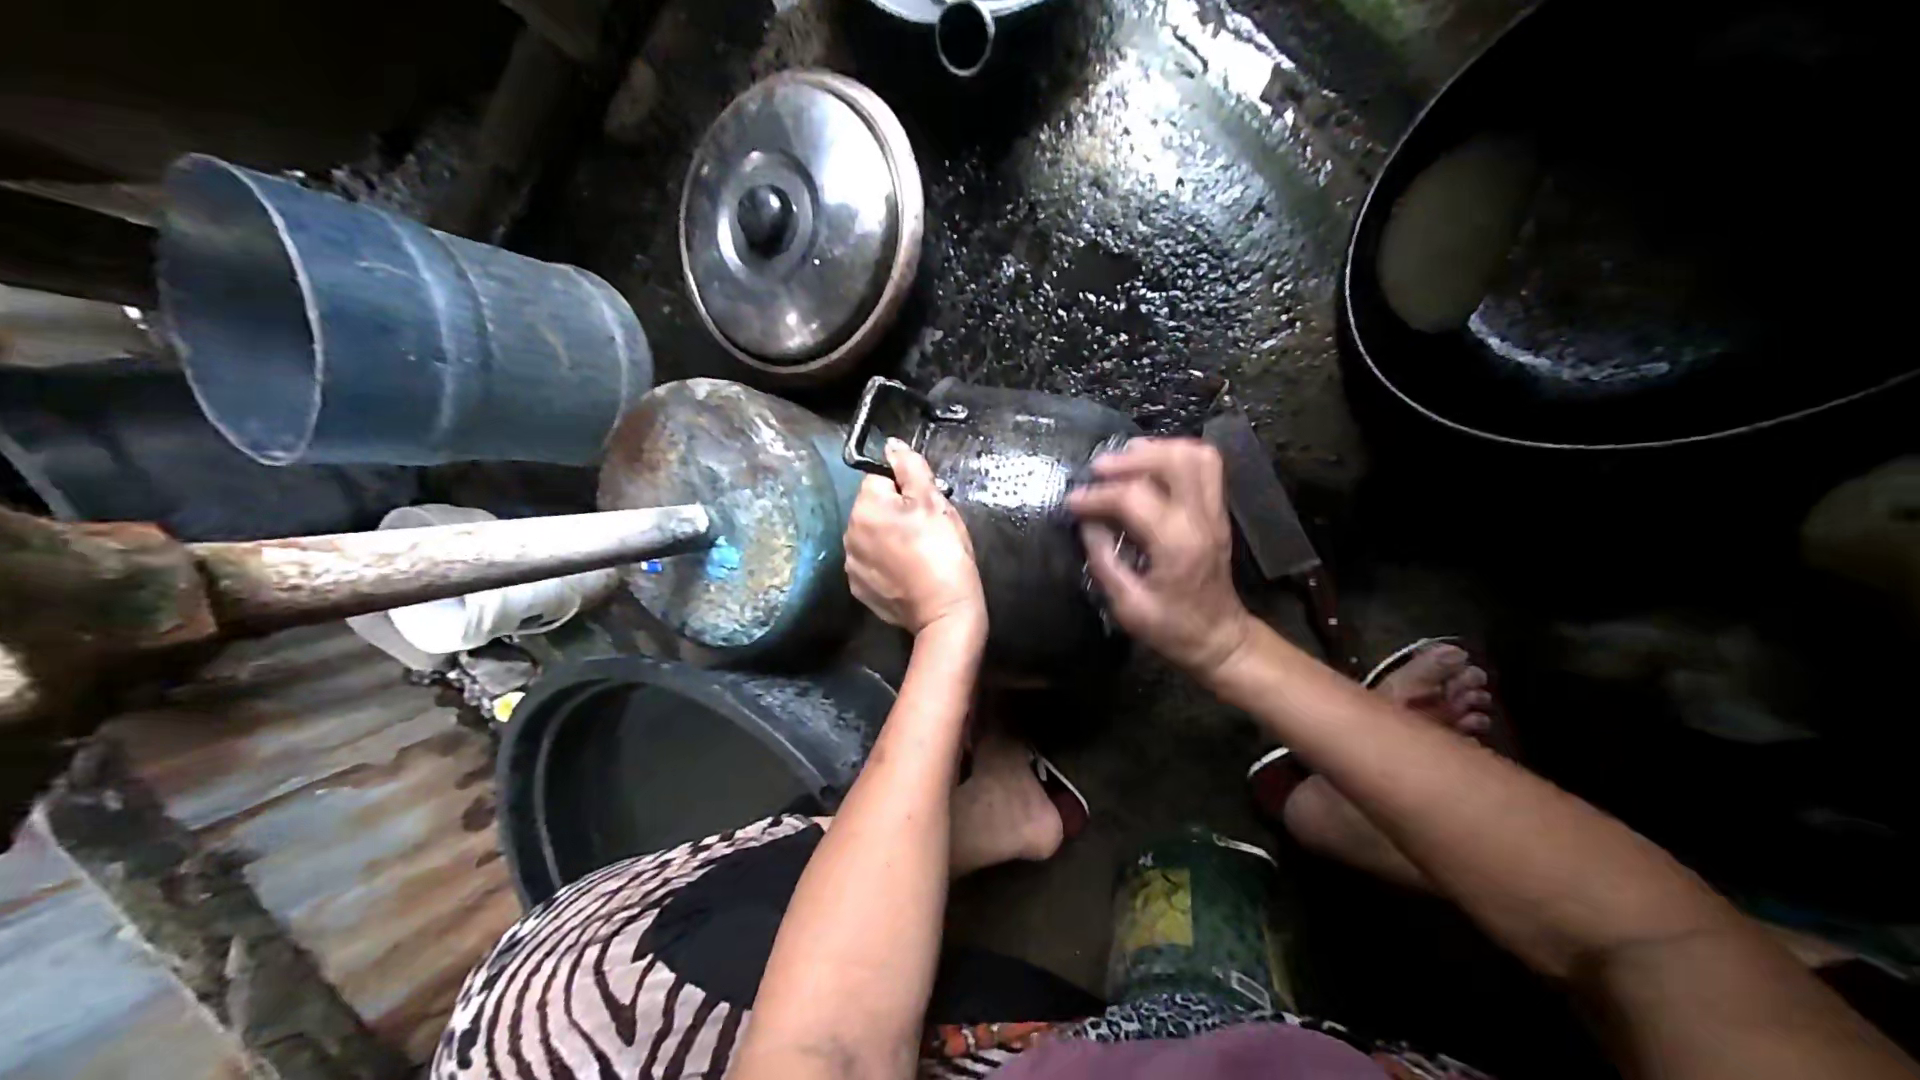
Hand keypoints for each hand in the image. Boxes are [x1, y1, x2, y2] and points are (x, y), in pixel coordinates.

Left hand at [845, 439, 986, 637]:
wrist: (944, 611)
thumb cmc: (943, 551)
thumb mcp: (934, 501)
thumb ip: (910, 467)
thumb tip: (891, 445)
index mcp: (865, 507)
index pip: (879, 479)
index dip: (905, 489)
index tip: (924, 508)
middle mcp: (849, 533)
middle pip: (872, 509)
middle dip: (895, 514)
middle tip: (926, 530)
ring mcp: (852, 565)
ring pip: (871, 537)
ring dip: (889, 539)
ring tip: (918, 554)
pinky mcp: (859, 589)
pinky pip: (871, 564)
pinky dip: (886, 565)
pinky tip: (908, 573)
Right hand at [1065, 437, 1252, 678]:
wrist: (1219, 638)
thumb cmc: (1172, 628)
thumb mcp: (1127, 605)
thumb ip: (1104, 560)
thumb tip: (1087, 523)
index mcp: (1178, 544)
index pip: (1134, 497)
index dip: (1097, 496)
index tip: (1072, 502)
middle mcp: (1201, 519)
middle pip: (1175, 460)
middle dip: (1130, 458)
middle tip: (1099, 469)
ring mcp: (1215, 512)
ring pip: (1197, 455)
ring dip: (1157, 450)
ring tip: (1124, 461)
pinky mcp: (1217, 511)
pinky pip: (1205, 466)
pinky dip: (1174, 456)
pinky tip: (1148, 467)